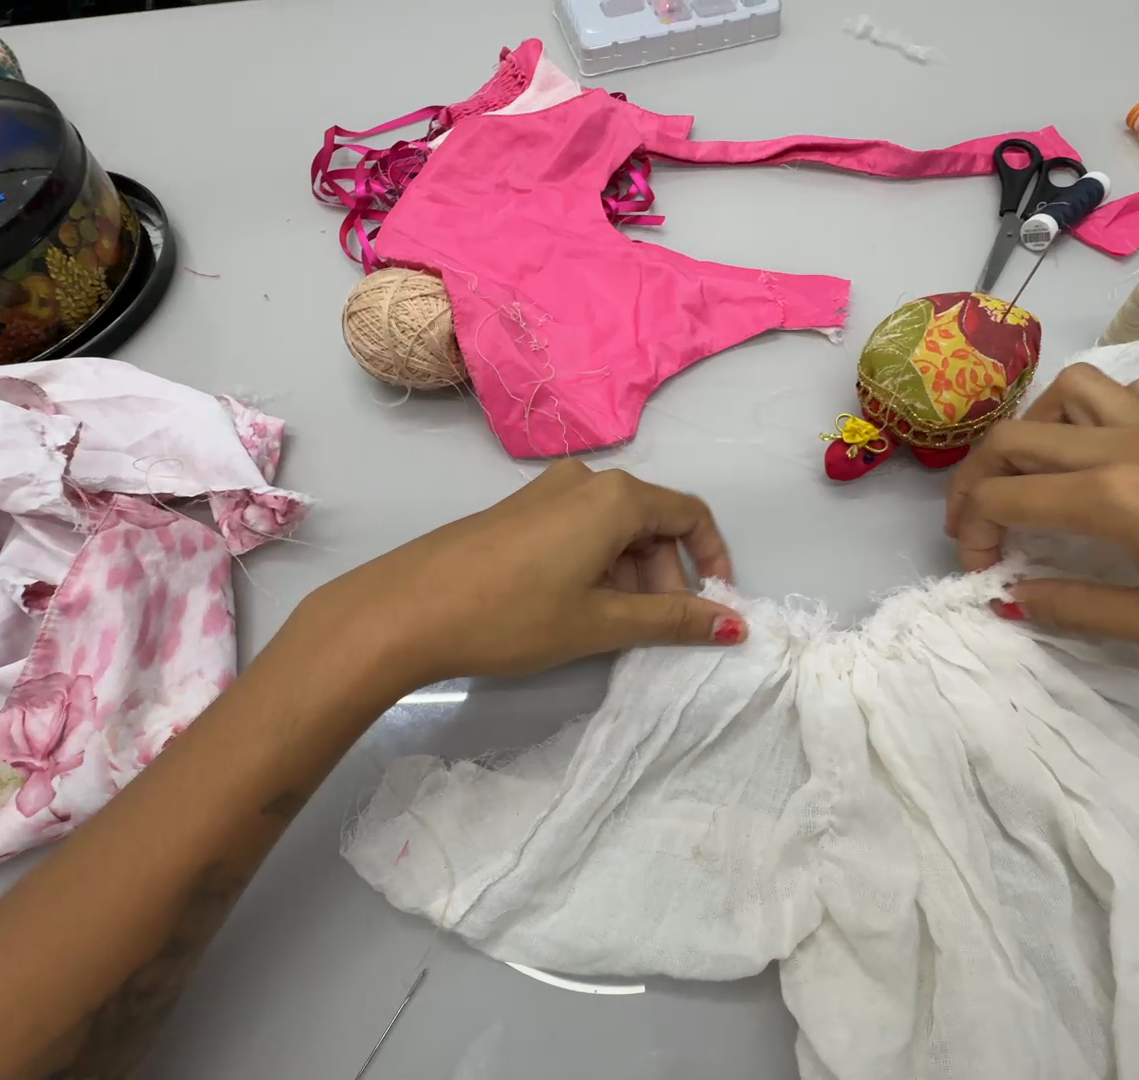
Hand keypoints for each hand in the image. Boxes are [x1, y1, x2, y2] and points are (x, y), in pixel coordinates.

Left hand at [282, 462, 742, 696]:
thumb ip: (672, 620)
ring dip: (630, 575)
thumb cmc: (513, 615)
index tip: (714, 606)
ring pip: (613, 530)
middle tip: (656, 630)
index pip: (689, 514)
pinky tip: (575, 608)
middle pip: (650, 523)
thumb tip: (733, 626)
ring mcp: (545, 493)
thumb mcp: (600, 622)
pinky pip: (578, 531)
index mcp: (615, 497)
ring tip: (613, 628)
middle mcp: (584, 481)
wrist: (404, 610)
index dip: (712, 559)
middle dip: (666, 576)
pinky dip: (596, 566)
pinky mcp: (517, 511)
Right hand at [944, 363, 1138, 675]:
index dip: (971, 534)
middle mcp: (1123, 447)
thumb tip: (1013, 599)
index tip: (983, 573)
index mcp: (1109, 498)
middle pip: (1011, 438)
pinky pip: (1129, 392)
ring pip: (1066, 393)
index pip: (1001, 498)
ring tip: (1036, 478)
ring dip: (1031, 432)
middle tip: (978, 528)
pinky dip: (1096, 412)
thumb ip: (1077, 609)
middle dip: (973, 481)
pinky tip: (1108, 454)